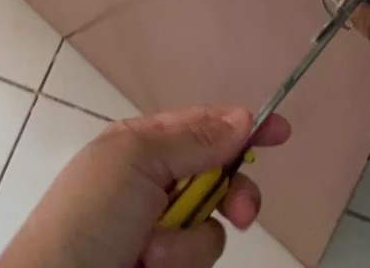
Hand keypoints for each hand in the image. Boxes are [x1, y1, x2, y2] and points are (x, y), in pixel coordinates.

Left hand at [0, 106, 291, 267]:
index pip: (203, 125)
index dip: (242, 126)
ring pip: (211, 226)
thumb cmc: (89, 214)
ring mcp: (160, 230)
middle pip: (219, 177)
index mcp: (143, 144)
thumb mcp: (135, 160)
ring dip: (188, 240)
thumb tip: (242, 117)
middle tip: (240, 211)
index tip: (281, 132)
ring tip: (151, 251)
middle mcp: (155, 183)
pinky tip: (148, 266)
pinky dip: (179, 262)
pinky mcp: (164, 265)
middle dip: (232, 192)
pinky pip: (199, 257)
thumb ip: (193, 140)